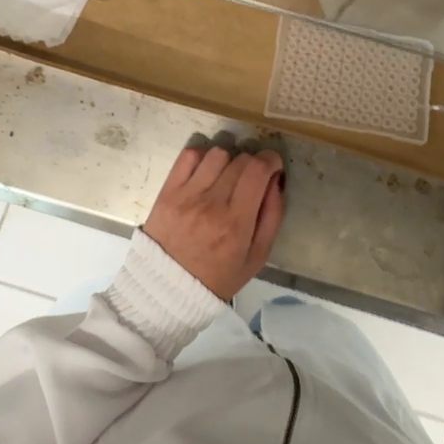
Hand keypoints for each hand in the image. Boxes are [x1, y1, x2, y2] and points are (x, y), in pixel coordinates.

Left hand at [142, 144, 286, 299]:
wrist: (167, 289)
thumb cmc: (217, 277)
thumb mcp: (256, 257)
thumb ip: (272, 217)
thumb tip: (276, 181)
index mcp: (236, 223)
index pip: (258, 170)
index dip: (271, 160)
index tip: (273, 166)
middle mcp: (211, 204)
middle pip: (240, 160)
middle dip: (253, 164)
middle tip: (251, 179)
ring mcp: (186, 195)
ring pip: (217, 154)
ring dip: (228, 161)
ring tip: (226, 177)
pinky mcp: (167, 191)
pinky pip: (189, 156)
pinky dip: (202, 157)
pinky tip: (205, 172)